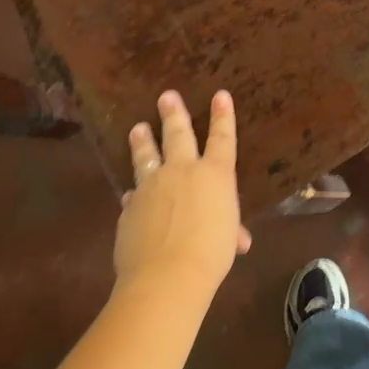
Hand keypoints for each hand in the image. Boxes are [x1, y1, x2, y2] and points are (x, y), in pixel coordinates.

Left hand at [115, 90, 250, 294]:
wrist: (166, 274)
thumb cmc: (212, 252)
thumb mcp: (228, 239)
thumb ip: (231, 231)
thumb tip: (239, 240)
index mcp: (215, 174)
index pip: (222, 138)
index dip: (223, 116)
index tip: (220, 94)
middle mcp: (183, 171)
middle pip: (178, 134)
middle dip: (174, 114)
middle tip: (166, 96)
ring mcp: (151, 186)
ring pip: (147, 156)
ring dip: (143, 141)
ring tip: (138, 127)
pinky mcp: (129, 207)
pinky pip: (133, 194)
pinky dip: (135, 193)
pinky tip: (131, 193)